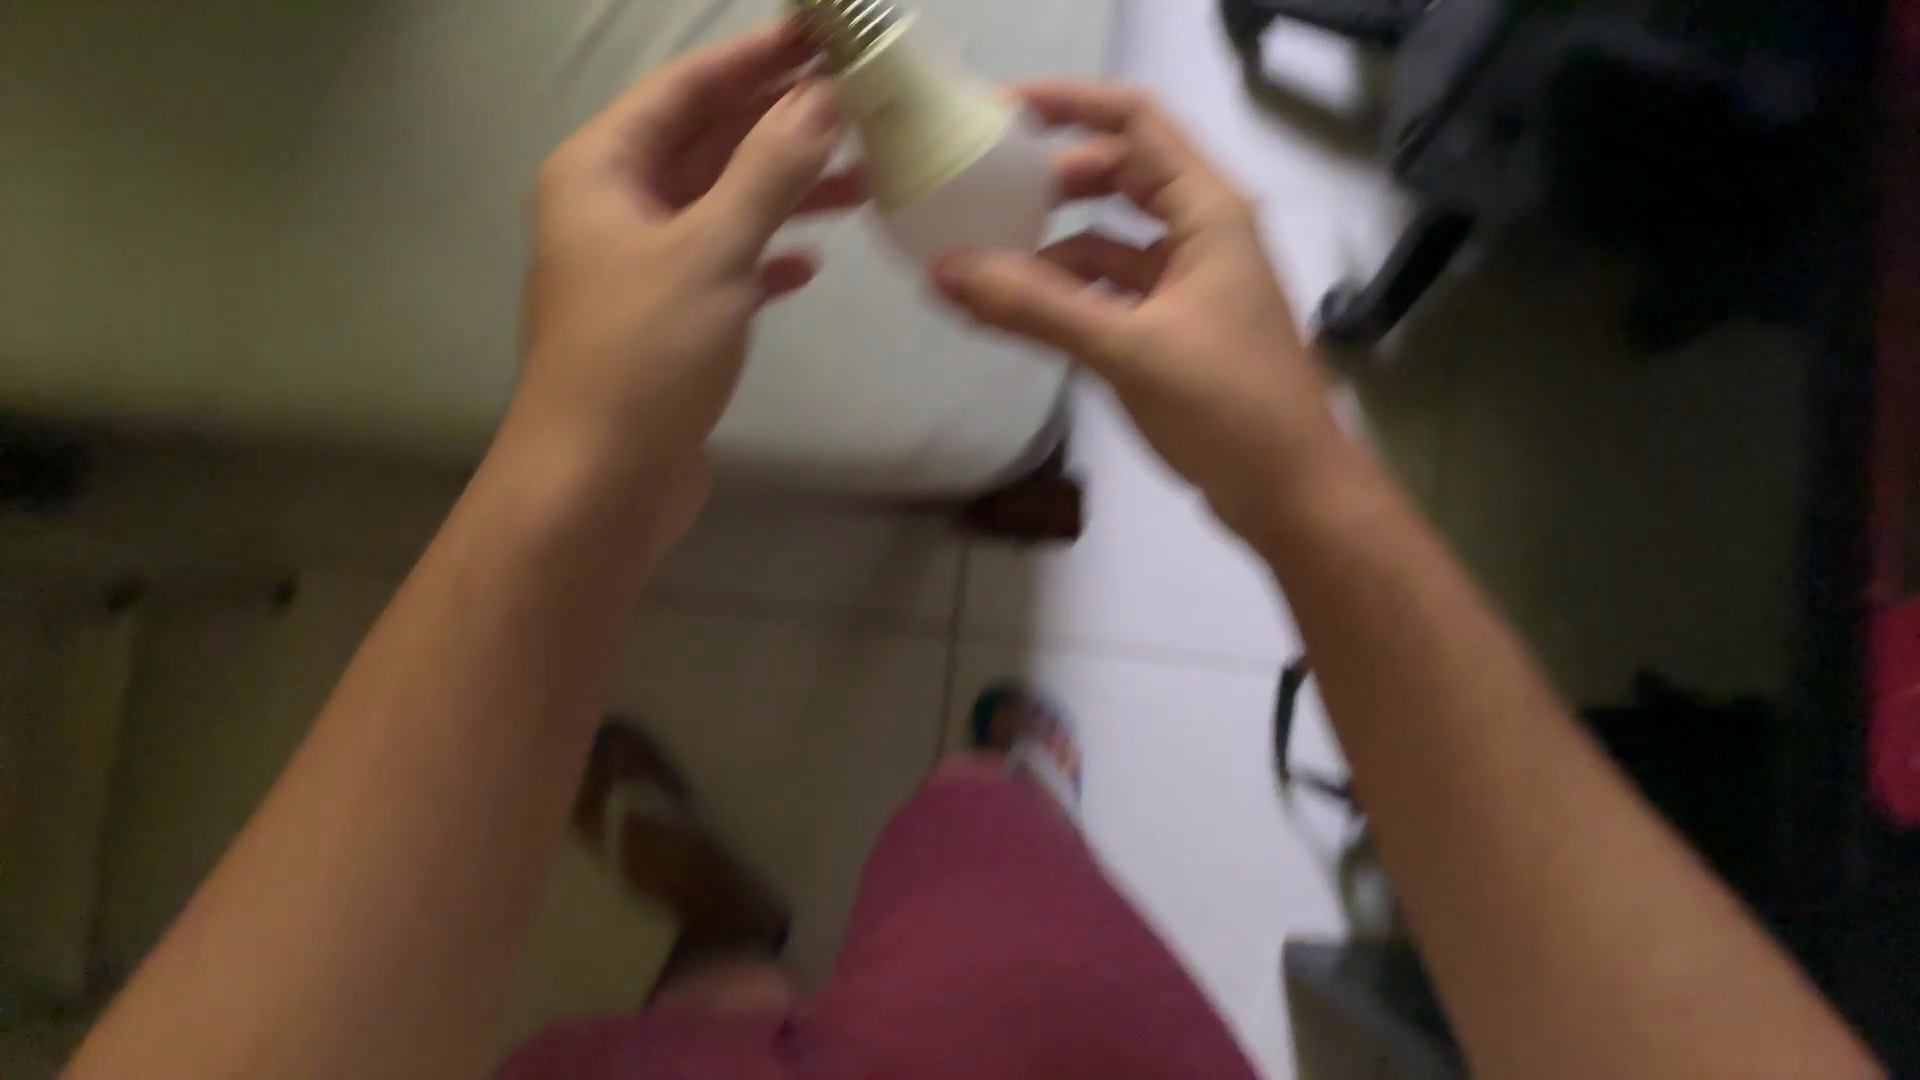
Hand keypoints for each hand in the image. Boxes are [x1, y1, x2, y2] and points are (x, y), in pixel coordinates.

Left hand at [512, 21, 863, 484]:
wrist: (602, 479)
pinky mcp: (669, 324)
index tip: (820, 36)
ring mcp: (642, 271)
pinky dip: (765, 261)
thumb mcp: (710, 251)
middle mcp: (615, 211)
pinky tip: (807, 265)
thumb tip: (821, 98)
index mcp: (602, 171)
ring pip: (721, 210)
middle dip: (779, 124)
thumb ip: (768, 170)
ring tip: (858, 180)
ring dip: (784, 194)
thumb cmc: (644, 355)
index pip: (685, 89)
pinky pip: (724, 271)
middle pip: (705, 145)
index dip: (754, 58)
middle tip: (854, 102)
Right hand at [932, 80, 1344, 536]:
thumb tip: (946, 272)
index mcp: (1209, 213)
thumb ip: (1035, 309)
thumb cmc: (1226, 407)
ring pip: (1111, 248)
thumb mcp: (1127, 349)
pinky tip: (1023, 320)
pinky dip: (1069, 303)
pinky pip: (1112, 299)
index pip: (1135, 124)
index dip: (1070, 105)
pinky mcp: (1176, 335)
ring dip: (1053, 257)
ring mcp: (1189, 289)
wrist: (1287, 491)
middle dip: (1054, 187)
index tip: (1001, 114)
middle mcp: (1202, 237)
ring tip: (987, 273)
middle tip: (989, 200)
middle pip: (1120, 182)